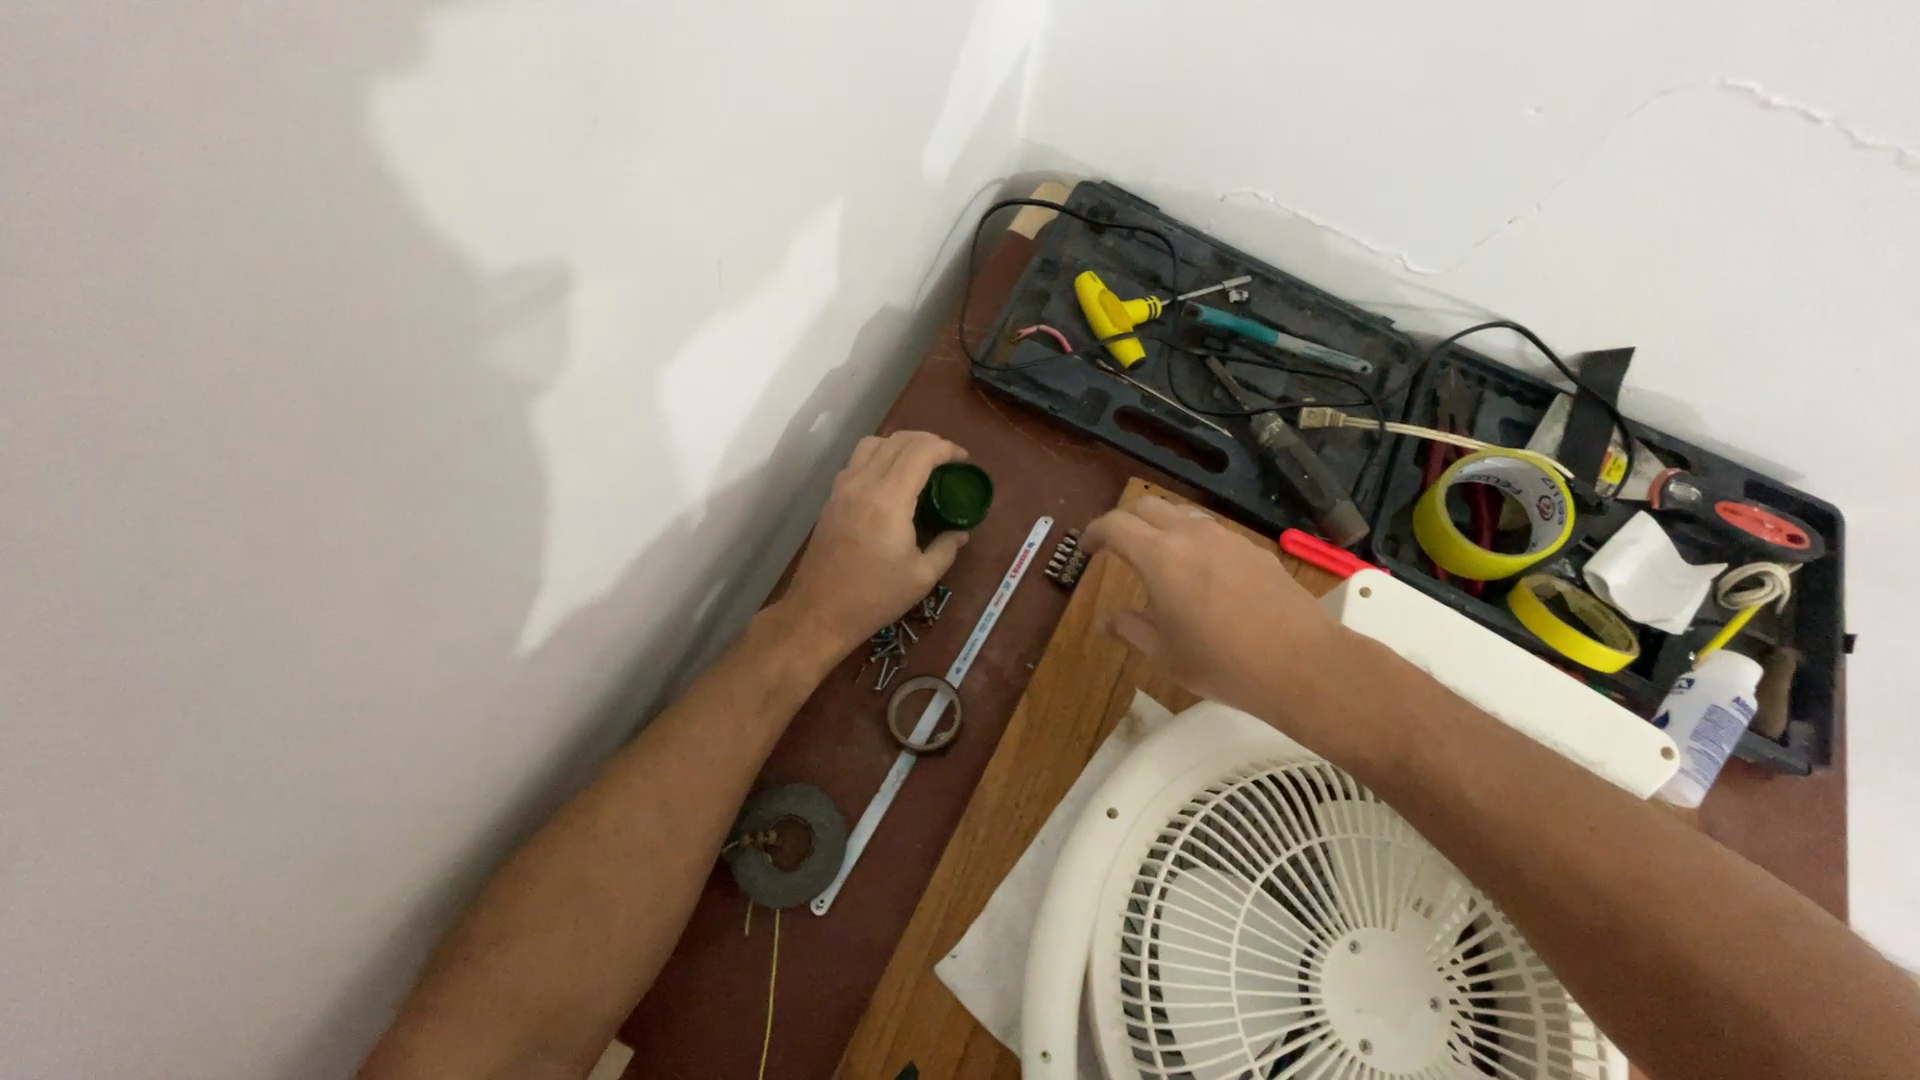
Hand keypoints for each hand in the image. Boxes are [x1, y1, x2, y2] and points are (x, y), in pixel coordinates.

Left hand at [778, 431, 969, 655]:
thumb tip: (961, 533)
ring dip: (900, 444)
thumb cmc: (875, 597)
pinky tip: (891, 478)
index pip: (920, 453)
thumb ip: (946, 548)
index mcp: (889, 500)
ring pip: (872, 443)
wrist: (819, 612)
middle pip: (897, 441)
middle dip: (927, 441)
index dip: (946, 448)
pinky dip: (879, 456)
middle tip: (946, 458)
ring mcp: (842, 488)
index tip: (963, 459)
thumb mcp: (921, 577)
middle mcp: (863, 484)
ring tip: (918, 461)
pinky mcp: (831, 499)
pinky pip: (857, 461)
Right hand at [1082, 496, 1342, 717]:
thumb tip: (1109, 620)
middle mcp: (1192, 536)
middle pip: (1148, 507)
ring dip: (1162, 529)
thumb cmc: (1222, 663)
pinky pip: (1214, 535)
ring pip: (1184, 517)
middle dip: (1126, 521)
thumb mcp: (1164, 654)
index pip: (1115, 526)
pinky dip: (1195, 544)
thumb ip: (1131, 629)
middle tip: (1117, 547)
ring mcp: (1228, 540)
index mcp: (1160, 557)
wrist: (1301, 664)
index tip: (1087, 548)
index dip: (1094, 533)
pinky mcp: (1256, 551)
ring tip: (1160, 561)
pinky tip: (1203, 577)